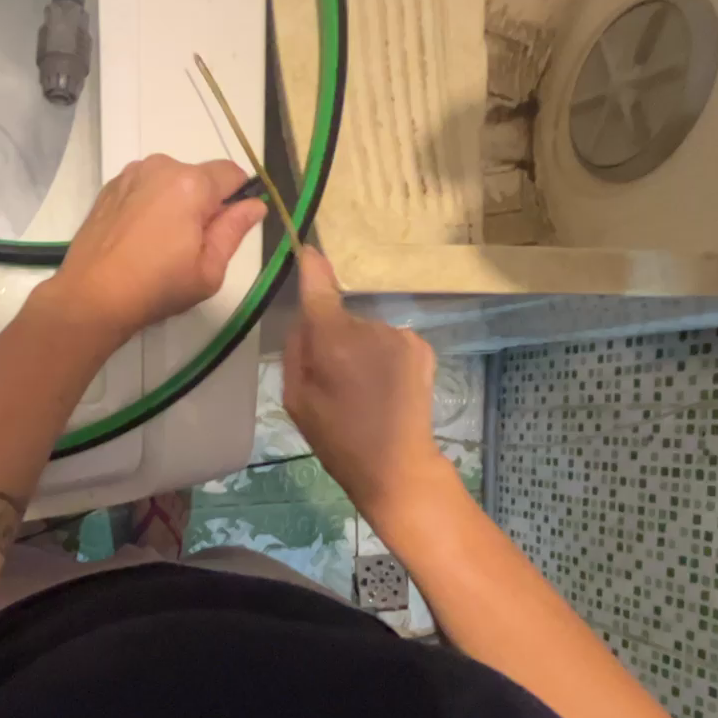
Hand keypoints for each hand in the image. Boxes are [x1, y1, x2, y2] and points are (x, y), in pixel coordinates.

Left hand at [36, 155, 267, 337]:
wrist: (92, 296)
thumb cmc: (156, 288)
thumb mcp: (208, 270)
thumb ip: (234, 231)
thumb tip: (254, 205)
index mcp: (191, 184)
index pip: (232, 173)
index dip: (238, 199)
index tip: (228, 229)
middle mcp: (161, 166)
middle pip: (199, 177)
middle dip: (203, 205)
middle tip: (191, 248)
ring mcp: (131, 174)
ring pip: (170, 182)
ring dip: (175, 205)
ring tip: (161, 246)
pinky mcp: (109, 188)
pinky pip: (144, 189)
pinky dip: (150, 207)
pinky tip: (139, 240)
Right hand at [283, 248, 451, 521]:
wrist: (396, 466)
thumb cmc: (337, 440)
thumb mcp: (296, 400)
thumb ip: (296, 351)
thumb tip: (305, 318)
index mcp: (333, 342)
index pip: (318, 288)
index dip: (310, 268)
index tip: (305, 251)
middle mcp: (369, 328)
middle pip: (341, 317)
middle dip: (333, 338)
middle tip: (333, 381)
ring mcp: (400, 336)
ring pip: (366, 331)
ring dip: (359, 350)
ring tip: (362, 391)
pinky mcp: (421, 347)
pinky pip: (388, 342)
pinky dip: (382, 358)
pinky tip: (384, 389)